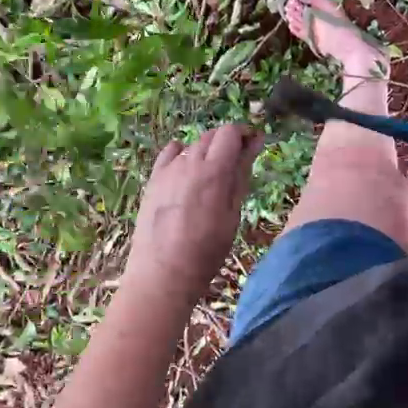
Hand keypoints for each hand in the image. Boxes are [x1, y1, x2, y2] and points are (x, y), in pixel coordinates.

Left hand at [123, 124, 261, 304]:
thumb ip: (241, 175)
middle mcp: (190, 163)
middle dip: (227, 142)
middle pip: (211, 135)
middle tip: (235, 163)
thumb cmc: (206, 251)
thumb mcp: (232, 214)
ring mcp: (168, 170)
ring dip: (206, 151)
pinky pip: (169, 154)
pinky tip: (186, 166)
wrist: (162, 275)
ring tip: (211, 175)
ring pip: (192, 145)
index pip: (230, 133)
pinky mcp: (153, 180)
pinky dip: (181, 153)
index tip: (252, 146)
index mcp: (214, 171)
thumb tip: (254, 144)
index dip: (244, 134)